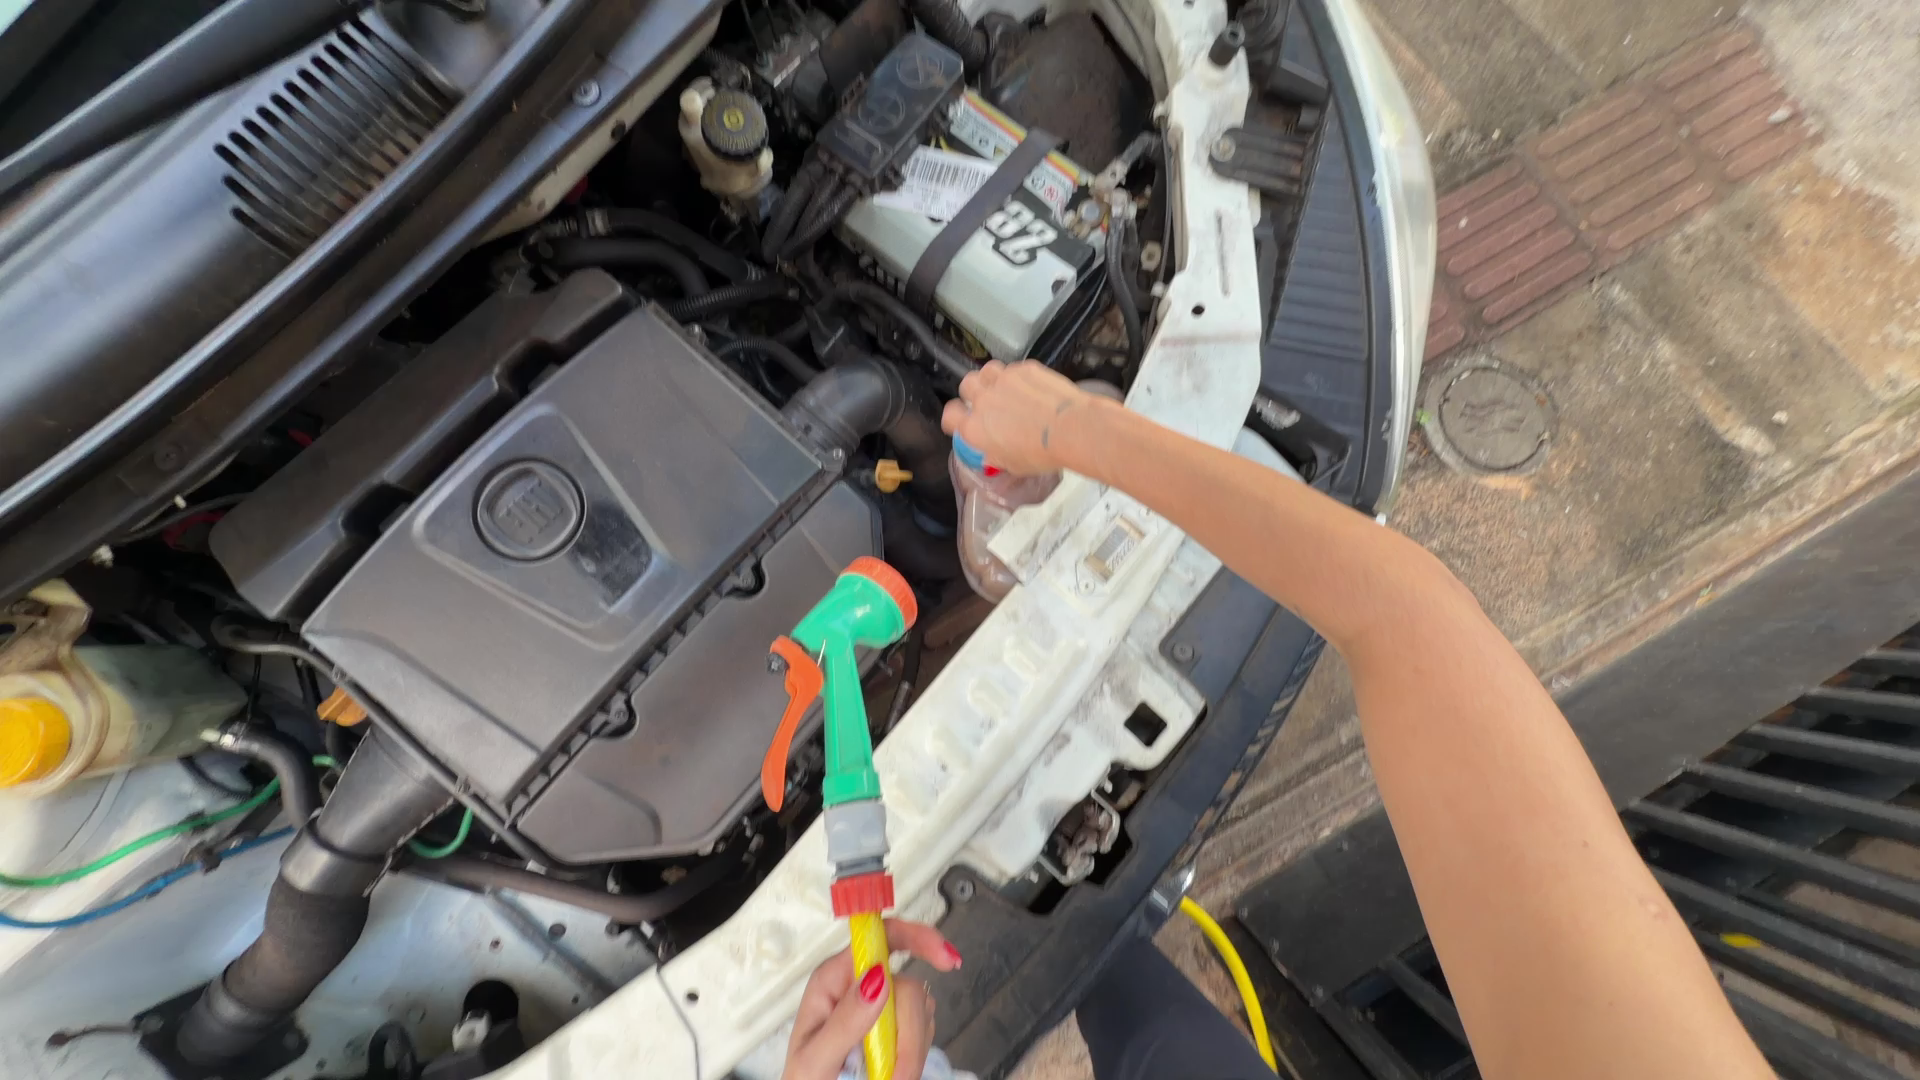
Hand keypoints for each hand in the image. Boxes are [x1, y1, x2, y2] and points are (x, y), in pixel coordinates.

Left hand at [782, 919, 962, 1079]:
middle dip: (911, 1033)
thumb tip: (880, 975)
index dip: (917, 937)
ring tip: (890, 1076)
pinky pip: (924, 1027)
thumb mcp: (814, 1061)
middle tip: (899, 1077)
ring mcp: (881, 1003)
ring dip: (913, 1049)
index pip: (882, 937)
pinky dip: (916, 1052)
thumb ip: (845, 1021)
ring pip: (920, 1008)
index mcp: (836, 978)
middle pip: (908, 985)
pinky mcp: (896, 1024)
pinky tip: (897, 1069)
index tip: (946, 960)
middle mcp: (861, 982)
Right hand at [940, 360, 1112, 475]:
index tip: (960, 421)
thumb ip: (996, 455)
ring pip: (986, 371)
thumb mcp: (1013, 465)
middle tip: (986, 403)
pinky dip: (1017, 377)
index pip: (950, 415)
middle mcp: (984, 400)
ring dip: (991, 379)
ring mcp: (1003, 380)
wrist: (1069, 429)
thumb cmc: (1041, 454)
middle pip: (966, 386)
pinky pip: (1013, 369)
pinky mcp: (1024, 369)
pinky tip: (1030, 387)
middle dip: (972, 393)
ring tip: (1004, 389)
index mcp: (975, 428)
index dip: (953, 418)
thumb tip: (993, 452)